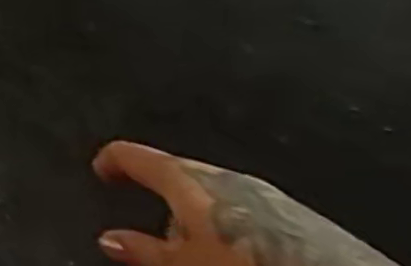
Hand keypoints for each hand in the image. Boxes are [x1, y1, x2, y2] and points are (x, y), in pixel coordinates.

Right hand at [92, 141, 396, 265]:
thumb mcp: (186, 265)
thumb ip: (145, 251)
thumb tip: (110, 239)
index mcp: (187, 178)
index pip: (134, 155)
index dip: (113, 162)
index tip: (103, 171)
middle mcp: (225, 175)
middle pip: (180, 177)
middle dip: (166, 201)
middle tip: (161, 237)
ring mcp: (270, 196)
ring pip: (220, 197)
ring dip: (205, 219)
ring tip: (207, 253)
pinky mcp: (307, 222)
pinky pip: (255, 215)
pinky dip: (239, 230)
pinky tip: (247, 256)